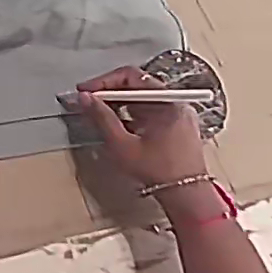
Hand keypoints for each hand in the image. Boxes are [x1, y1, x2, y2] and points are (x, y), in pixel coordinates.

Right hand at [75, 66, 208, 187]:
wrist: (187, 196)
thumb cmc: (156, 170)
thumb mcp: (122, 144)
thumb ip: (101, 118)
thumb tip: (84, 98)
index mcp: (166, 101)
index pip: (131, 76)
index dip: (103, 82)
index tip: (84, 91)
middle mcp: (175, 102)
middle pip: (137, 85)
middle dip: (109, 92)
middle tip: (87, 101)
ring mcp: (177, 113)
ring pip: (141, 98)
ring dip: (118, 103)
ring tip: (97, 113)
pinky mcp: (175, 126)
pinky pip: (149, 110)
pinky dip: (130, 113)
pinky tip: (116, 125)